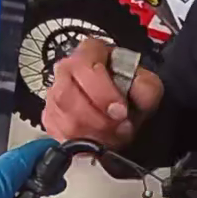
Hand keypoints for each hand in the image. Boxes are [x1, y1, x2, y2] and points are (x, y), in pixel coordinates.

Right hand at [43, 37, 163, 146]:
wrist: (119, 113)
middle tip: (118, 128)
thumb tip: (136, 90)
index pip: (85, 67)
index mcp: (88, 53)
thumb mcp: (146, 86)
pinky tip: (98, 142)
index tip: (120, 111)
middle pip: (66, 96)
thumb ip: (146, 87)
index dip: (102, 93)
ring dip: (92, 134)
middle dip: (96, 119)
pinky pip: (59, 136)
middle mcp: (65, 71)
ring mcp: (54, 96)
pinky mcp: (50, 119)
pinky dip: (82, 144)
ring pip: (63, 120)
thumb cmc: (127, 95)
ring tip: (112, 137)